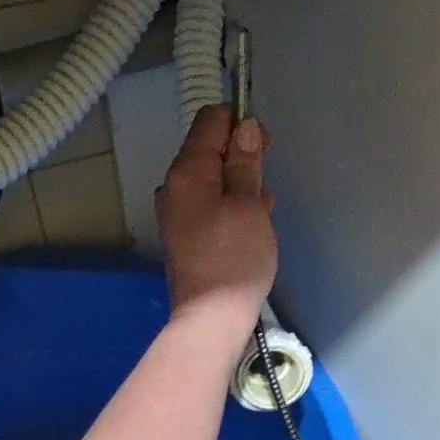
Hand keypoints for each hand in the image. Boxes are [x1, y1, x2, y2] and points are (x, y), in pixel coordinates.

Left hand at [157, 105, 276, 332]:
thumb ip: (245, 163)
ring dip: (242, 188)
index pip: (209, 121)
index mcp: (187, 172)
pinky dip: (232, 209)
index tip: (264, 145)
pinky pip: (211, 206)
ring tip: (259, 216)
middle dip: (243, 160)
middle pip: (210, 151)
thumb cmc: (235, 258)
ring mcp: (178, 213)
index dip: (240, 123)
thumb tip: (243, 128)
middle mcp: (175, 187)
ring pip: (214, 181)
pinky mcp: (186, 236)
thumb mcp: (249, 204)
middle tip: (264, 189)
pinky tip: (250, 230)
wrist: (211, 318)